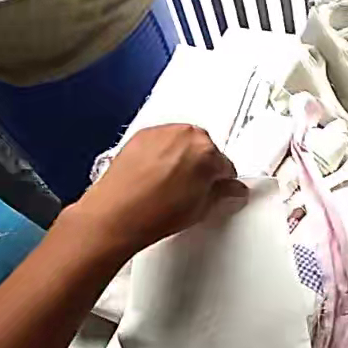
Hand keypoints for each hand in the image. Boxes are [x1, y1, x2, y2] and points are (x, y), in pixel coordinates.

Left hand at [62, 124, 245, 258]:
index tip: (214, 190)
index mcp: (208, 152)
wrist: (116, 214)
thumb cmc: (152, 212)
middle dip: (201, 167)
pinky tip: (154, 176)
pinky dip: (161, 153)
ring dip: (181, 157)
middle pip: (205, 149)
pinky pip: (161, 141)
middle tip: (190, 190)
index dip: (221, 181)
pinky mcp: (142, 135)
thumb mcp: (200, 209)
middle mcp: (186, 135)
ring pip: (182, 143)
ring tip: (169, 185)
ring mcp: (163, 133)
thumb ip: (222, 194)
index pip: (226, 165)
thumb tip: (231, 189)